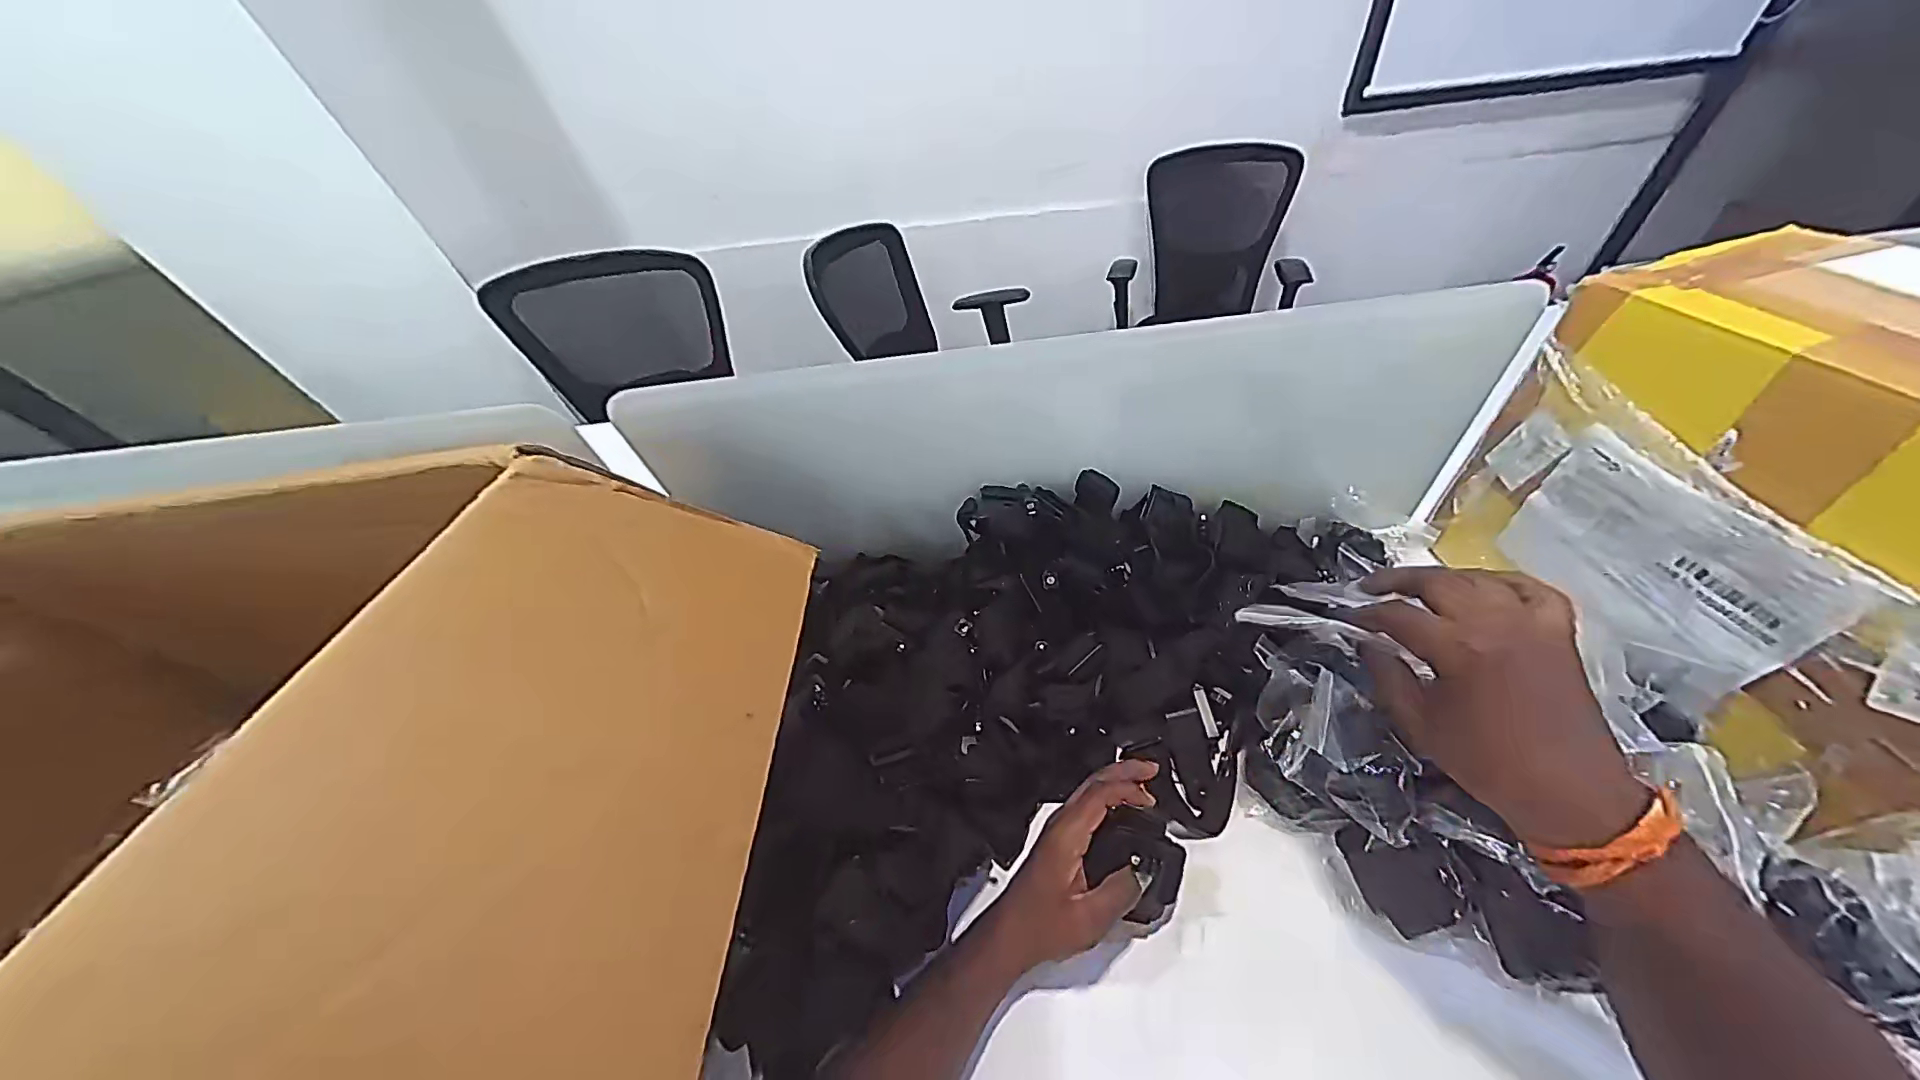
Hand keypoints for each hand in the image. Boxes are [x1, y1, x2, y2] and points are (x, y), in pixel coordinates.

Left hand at [976, 759, 1157, 972]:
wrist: (1011, 934)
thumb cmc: (1038, 925)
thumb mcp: (1090, 917)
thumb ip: (1122, 891)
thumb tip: (1144, 871)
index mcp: (1066, 835)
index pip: (1099, 793)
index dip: (1127, 786)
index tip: (1150, 792)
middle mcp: (1059, 826)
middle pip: (1092, 782)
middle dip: (1123, 771)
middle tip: (1150, 770)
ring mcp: (1056, 831)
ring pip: (1088, 792)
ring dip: (1115, 783)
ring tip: (1141, 787)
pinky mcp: (1058, 840)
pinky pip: (1085, 807)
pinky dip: (1106, 799)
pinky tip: (1119, 810)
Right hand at [1351, 567, 1648, 848]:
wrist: (1569, 790)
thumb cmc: (1488, 762)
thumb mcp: (1420, 724)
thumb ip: (1389, 677)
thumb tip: (1369, 646)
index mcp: (1458, 649)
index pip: (1398, 614)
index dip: (1368, 614)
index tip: (1351, 618)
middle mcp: (1496, 624)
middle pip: (1437, 582)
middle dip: (1397, 580)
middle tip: (1372, 589)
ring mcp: (1532, 624)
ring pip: (1478, 578)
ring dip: (1442, 578)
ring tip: (1418, 587)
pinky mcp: (1559, 632)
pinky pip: (1530, 588)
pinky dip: (1503, 582)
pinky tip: (1483, 588)